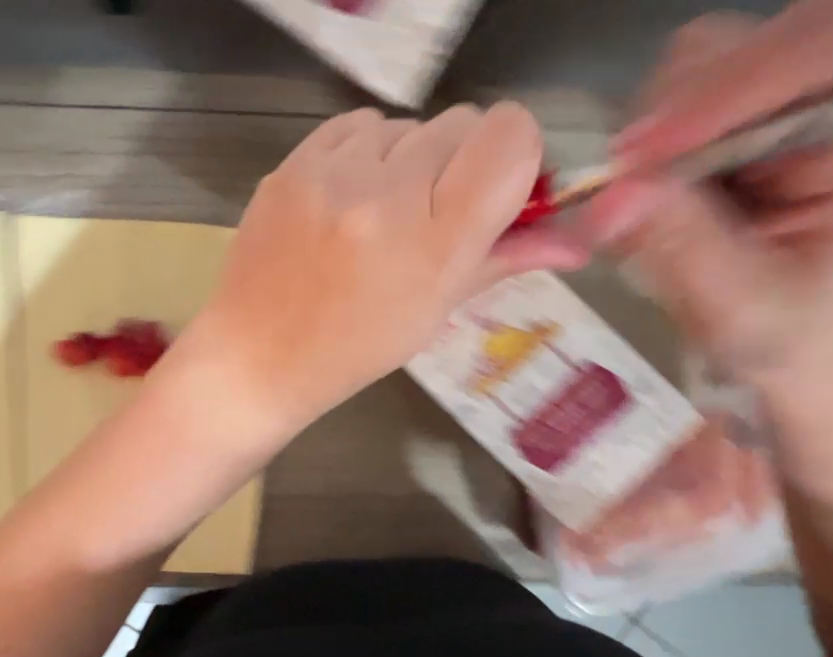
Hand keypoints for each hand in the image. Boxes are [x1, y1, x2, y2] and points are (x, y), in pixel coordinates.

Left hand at [176, 103, 585, 429]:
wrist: (256, 359)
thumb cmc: (354, 349)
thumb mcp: (435, 313)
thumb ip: (506, 260)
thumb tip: (576, 241)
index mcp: (435, 243)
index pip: (510, 136)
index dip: (513, 157)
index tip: (496, 190)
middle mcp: (386, 196)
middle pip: (462, 122)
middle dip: (457, 164)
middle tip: (428, 219)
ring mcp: (332, 176)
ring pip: (406, 123)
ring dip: (405, 160)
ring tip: (376, 220)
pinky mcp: (292, 164)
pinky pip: (356, 125)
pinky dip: (362, 154)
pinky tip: (346, 202)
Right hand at [586, 0, 832, 375]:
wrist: (789, 339)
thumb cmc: (789, 327)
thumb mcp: (744, 304)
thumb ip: (688, 247)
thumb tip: (613, 198)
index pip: (816, 49)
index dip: (732, 85)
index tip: (650, 150)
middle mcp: (820, 90)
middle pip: (737, 45)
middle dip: (675, 111)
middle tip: (627, 181)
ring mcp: (762, 102)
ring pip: (688, 70)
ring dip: (648, 135)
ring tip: (632, 206)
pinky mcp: (713, 122)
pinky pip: (658, 110)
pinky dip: (633, 155)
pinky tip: (632, 204)